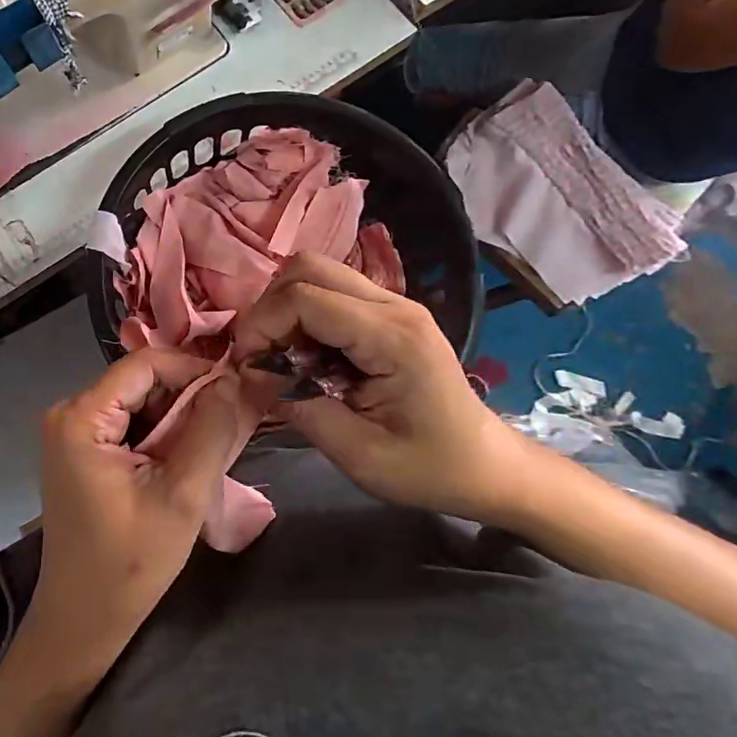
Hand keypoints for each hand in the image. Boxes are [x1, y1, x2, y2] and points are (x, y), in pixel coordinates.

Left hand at [31, 348, 254, 659]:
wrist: (82, 618)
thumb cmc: (129, 564)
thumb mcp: (182, 497)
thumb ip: (210, 432)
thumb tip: (231, 381)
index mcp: (80, 417)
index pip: (143, 365)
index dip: (192, 368)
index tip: (236, 385)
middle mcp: (67, 413)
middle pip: (138, 382)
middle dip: (187, 396)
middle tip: (232, 419)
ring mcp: (69, 432)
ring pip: (136, 403)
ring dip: (176, 418)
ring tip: (213, 442)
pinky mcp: (78, 451)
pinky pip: (125, 424)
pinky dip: (157, 434)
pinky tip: (184, 457)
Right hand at [232, 253, 548, 523]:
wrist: (490, 468)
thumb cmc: (429, 468)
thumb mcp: (357, 452)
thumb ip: (297, 405)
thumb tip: (249, 374)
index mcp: (392, 337)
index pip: (303, 298)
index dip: (261, 325)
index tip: (246, 365)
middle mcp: (393, 305)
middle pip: (306, 267)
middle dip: (269, 308)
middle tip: (261, 354)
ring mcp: (392, 303)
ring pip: (314, 272)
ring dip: (284, 308)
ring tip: (281, 355)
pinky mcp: (386, 312)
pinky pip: (328, 290)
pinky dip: (301, 314)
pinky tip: (304, 354)